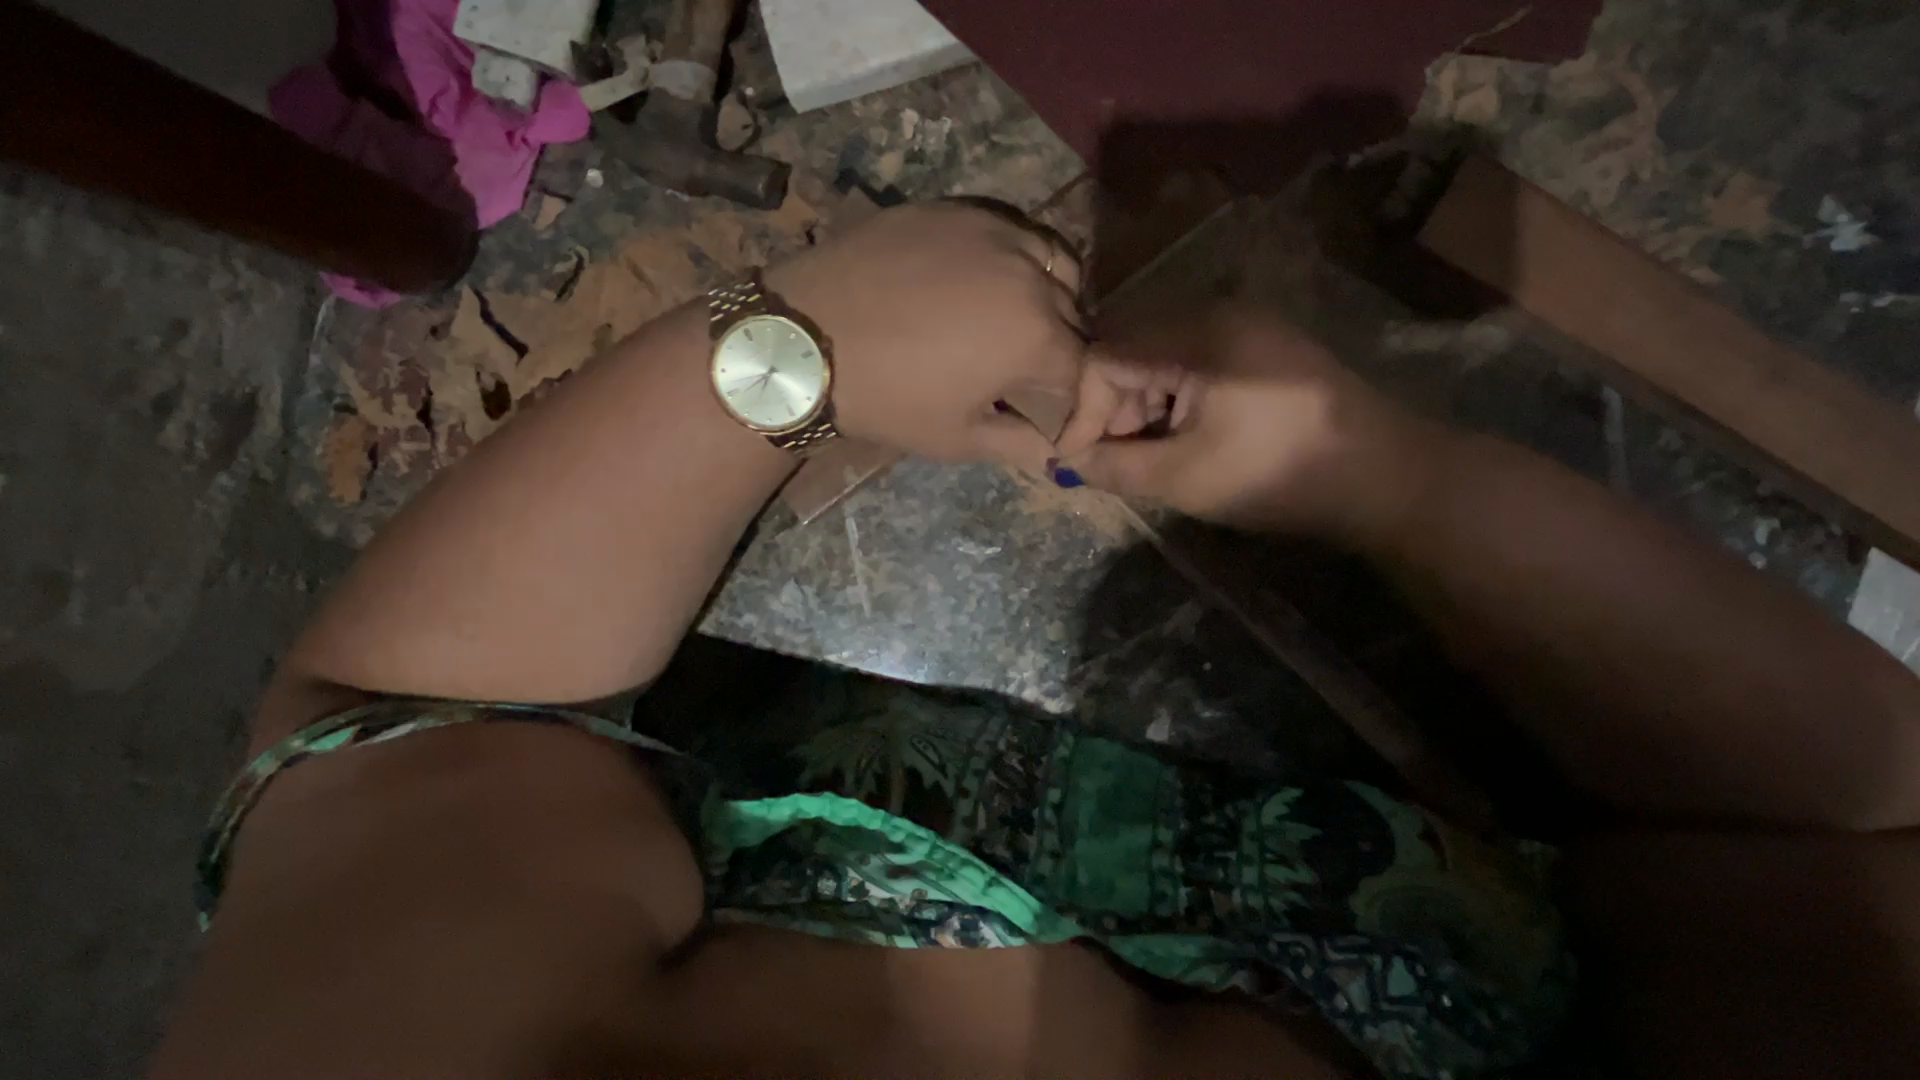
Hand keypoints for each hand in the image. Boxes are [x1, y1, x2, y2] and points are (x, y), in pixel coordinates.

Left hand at [765, 202, 1085, 466]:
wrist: (804, 337)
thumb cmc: (884, 398)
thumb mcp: (956, 438)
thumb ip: (1020, 445)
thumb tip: (1056, 454)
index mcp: (1036, 337)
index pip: (1086, 374)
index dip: (1077, 406)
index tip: (1053, 422)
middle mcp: (1031, 275)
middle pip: (1076, 316)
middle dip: (1066, 354)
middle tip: (1034, 380)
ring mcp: (996, 231)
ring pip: (1057, 263)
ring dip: (1055, 298)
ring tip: (1022, 323)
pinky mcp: (960, 209)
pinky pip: (1015, 230)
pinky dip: (1020, 259)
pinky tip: (989, 282)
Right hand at [1057, 310, 1441, 541]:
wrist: (1385, 476)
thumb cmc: (1276, 474)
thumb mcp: (1183, 477)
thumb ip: (1115, 466)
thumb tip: (1070, 460)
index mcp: (1196, 333)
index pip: (1104, 355)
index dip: (1083, 409)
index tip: (1079, 459)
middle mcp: (1216, 310)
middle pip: (1130, 346)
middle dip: (1112, 406)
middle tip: (1117, 458)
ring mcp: (1245, 322)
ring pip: (1161, 353)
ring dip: (1142, 403)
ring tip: (1151, 453)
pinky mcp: (1264, 342)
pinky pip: (1195, 358)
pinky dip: (1175, 396)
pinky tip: (1186, 435)